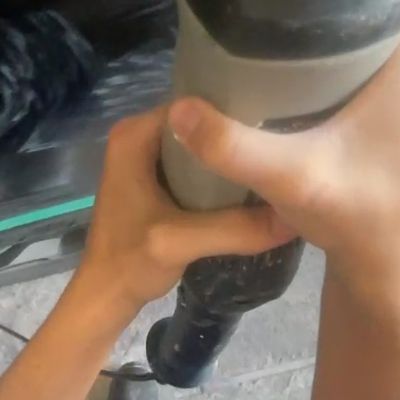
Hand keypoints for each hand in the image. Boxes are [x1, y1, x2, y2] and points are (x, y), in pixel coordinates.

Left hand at [71, 106, 297, 317]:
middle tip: (287, 144)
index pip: (195, 103)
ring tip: (277, 159)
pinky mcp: (153, 180)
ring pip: (199, 145)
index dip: (236, 111)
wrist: (104, 296)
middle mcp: (137, 137)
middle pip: (200, 122)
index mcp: (134, 136)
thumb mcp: (183, 242)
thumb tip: (295, 218)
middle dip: (238, 134)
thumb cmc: (131, 262)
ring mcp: (144, 158)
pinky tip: (253, 183)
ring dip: (231, 155)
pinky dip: (219, 174)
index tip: (280, 122)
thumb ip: (236, 228)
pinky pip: (194, 165)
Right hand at [166, 18, 399, 322]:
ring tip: (235, 39)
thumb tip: (174, 109)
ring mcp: (397, 79)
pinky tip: (259, 77)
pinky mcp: (379, 103)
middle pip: (339, 13)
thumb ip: (234, 146)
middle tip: (229, 19)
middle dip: (287, 17)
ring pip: (334, 42)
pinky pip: (335, 67)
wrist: (385, 266)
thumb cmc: (358, 216)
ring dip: (290, 46)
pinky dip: (300, 71)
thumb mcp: (292, 178)